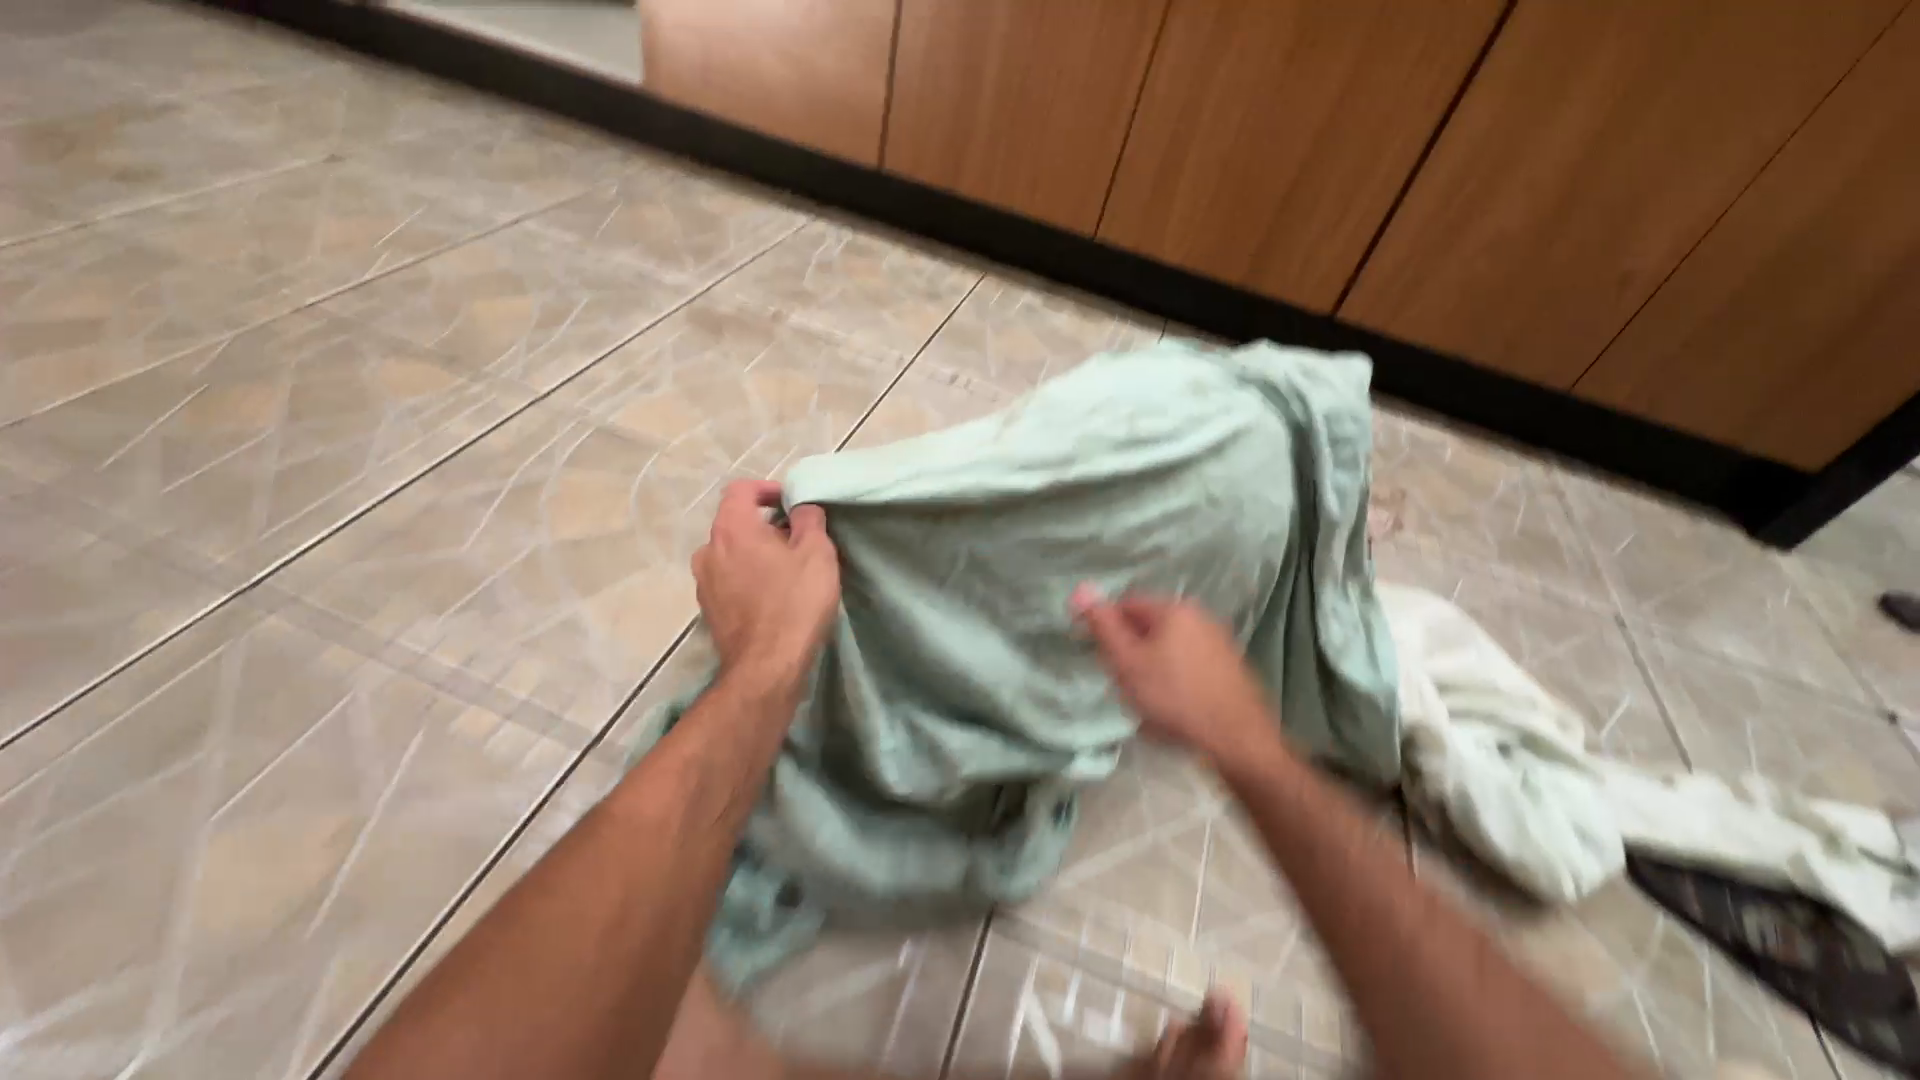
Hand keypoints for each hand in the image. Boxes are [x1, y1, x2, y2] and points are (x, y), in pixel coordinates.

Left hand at [694, 480, 840, 690]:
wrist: (766, 668)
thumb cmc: (795, 603)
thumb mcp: (817, 553)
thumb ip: (809, 520)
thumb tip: (801, 508)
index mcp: (731, 529)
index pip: (741, 490)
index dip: (768, 489)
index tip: (792, 503)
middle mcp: (708, 550)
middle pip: (736, 523)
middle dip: (766, 526)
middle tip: (798, 541)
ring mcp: (704, 583)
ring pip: (732, 554)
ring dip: (756, 555)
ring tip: (787, 571)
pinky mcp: (709, 610)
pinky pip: (729, 581)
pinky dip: (749, 579)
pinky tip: (773, 597)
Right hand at [1072, 585, 1283, 766]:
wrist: (1236, 739)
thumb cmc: (1174, 698)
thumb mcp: (1127, 663)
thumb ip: (1103, 626)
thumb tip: (1080, 588)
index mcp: (1174, 609)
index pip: (1125, 605)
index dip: (1106, 628)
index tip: (1101, 658)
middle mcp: (1200, 616)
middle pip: (1148, 626)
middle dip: (1130, 651)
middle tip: (1123, 683)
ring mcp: (1218, 641)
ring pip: (1168, 647)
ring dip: (1151, 667)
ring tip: (1147, 699)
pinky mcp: (1229, 666)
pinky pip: (1187, 664)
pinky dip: (1173, 679)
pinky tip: (1173, 705)